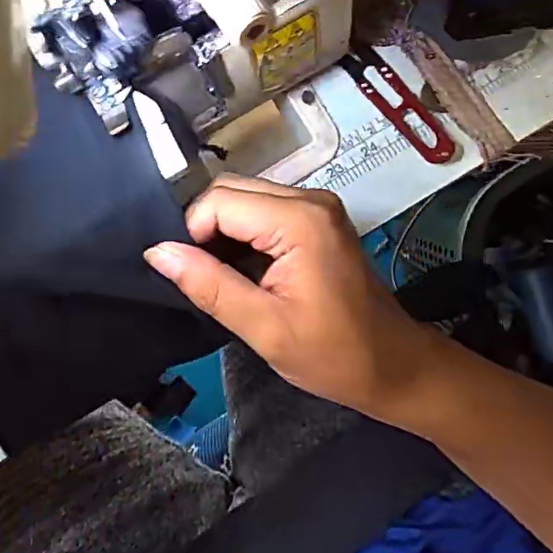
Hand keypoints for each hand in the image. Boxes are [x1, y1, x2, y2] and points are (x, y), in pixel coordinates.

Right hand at [143, 175, 446, 419]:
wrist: (394, 363)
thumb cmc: (334, 354)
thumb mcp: (264, 328)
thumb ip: (209, 285)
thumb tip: (158, 252)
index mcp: (299, 220)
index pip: (219, 201)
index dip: (195, 235)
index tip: (201, 277)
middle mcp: (309, 198)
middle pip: (231, 189)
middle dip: (207, 227)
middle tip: (210, 277)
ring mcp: (317, 203)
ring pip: (245, 194)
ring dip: (225, 228)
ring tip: (229, 275)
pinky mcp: (318, 214)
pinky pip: (264, 206)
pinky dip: (245, 229)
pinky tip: (249, 267)